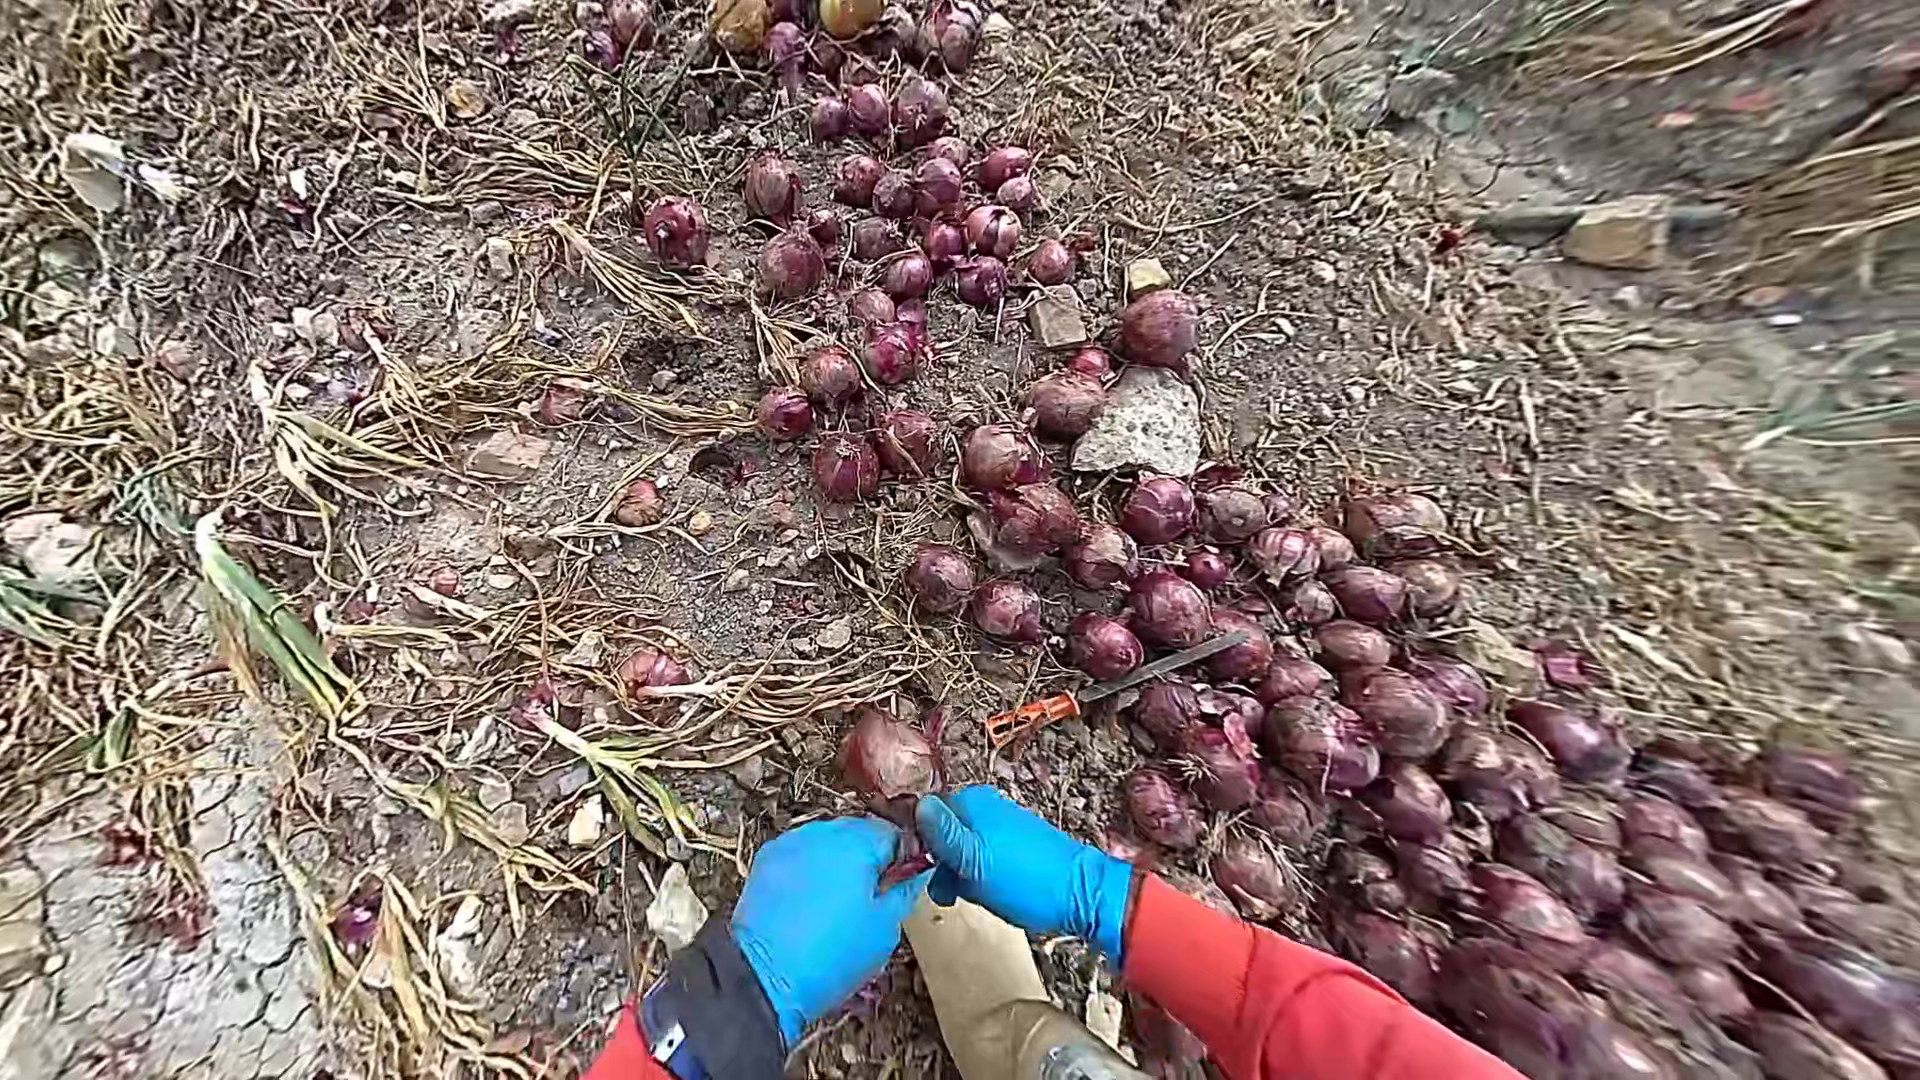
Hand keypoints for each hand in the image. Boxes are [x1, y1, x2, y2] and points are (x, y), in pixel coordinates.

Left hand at [731, 817, 930, 1046]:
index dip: (901, 860)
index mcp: (860, 843)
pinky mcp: (769, 855)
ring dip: (838, 861)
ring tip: (833, 903)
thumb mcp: (884, 929)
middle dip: (868, 859)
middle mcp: (827, 831)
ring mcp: (795, 840)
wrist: (761, 978)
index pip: (895, 834)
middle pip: (861, 832)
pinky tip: (807, 900)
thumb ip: (905, 890)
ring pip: (830, 841)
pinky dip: (809, 868)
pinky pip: (801, 852)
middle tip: (867, 899)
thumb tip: (919, 870)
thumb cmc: (830, 956)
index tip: (897, 884)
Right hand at [916, 786, 1133, 961]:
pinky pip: (978, 855)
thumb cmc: (1023, 879)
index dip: (921, 846)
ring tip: (972, 895)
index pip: (926, 816)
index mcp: (971, 801)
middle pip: (942, 833)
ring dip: (958, 873)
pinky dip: (976, 874)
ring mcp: (997, 823)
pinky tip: (987, 892)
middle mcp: (983, 805)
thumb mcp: (973, 861)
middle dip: (941, 864)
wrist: (1079, 893)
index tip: (926, 873)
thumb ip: (943, 835)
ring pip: (959, 848)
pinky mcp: (1010, 841)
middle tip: (951, 891)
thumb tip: (916, 804)